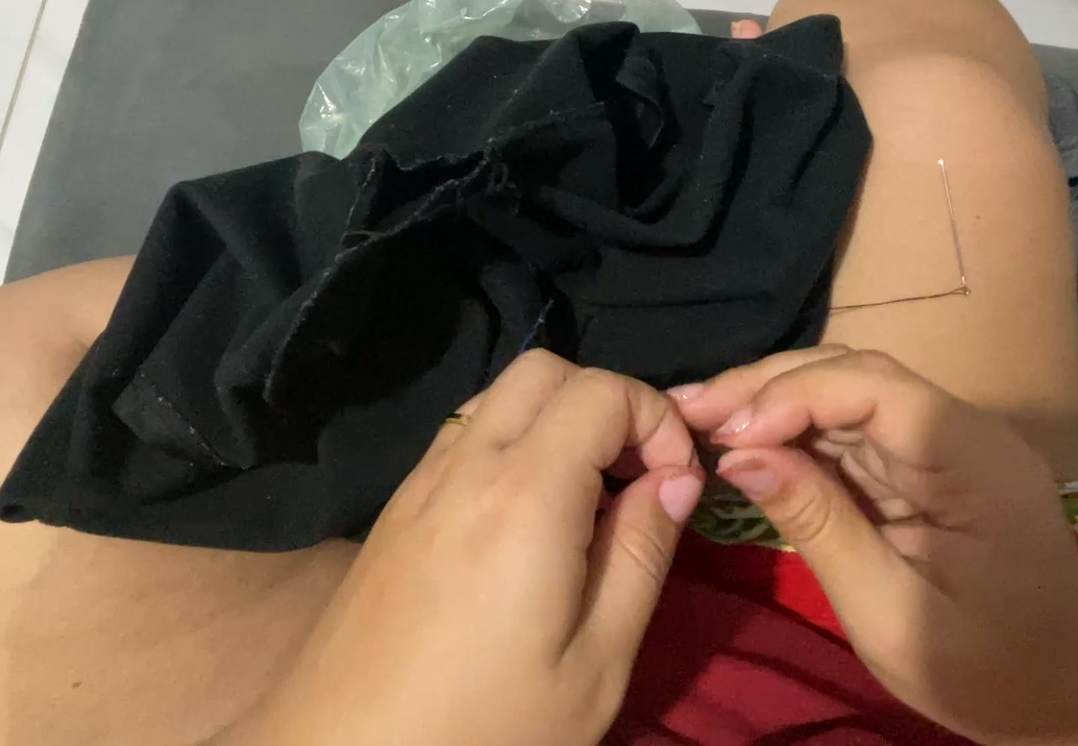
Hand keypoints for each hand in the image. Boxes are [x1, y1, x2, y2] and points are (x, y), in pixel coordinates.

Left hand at [226, 351, 705, 745]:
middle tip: (631, 477)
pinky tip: (521, 510)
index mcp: (525, 492)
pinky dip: (511, 434)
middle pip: (545, 367)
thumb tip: (677, 478)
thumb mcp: (594, 664)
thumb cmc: (484, 726)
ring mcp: (425, 474)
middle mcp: (469, 460)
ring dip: (555, 414)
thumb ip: (641, 554)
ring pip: (500, 390)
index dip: (655, 419)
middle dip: (605, 400)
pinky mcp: (400, 498)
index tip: (675, 482)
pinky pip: (466, 428)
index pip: (601, 391)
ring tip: (582, 494)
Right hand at [672, 346, 1077, 744]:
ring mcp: (934, 434)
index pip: (878, 389)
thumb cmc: (983, 669)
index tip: (729, 433)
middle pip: (851, 370)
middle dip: (765, 384)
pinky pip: (838, 417)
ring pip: (837, 383)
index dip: (796, 395)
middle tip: (689, 407)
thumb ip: (817, 525)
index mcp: (973, 461)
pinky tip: (737, 428)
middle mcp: (957, 427)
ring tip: (698, 410)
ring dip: (764, 394)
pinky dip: (783, 420)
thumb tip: (738, 456)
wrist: (1058, 696)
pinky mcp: (911, 450)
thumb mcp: (888, 615)